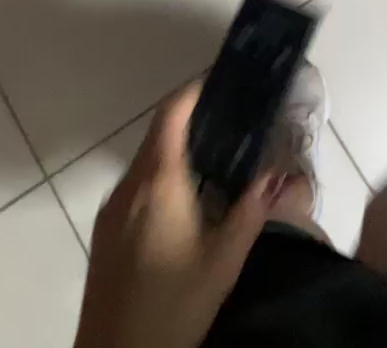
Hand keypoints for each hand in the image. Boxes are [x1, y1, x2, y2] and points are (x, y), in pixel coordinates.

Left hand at [74, 82, 275, 347]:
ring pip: (147, 161)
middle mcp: (128, 185)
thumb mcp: (223, 262)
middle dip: (194, 121)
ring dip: (178, 150)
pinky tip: (189, 197)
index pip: (172, 114)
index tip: (222, 79)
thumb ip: (252, 211)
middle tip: (234, 118)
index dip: (194, 90)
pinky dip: (163, 175)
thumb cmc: (172, 306)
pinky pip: (137, 185)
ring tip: (219, 155)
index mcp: (157, 182)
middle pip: (159, 135)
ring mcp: (111, 208)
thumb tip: (280, 176)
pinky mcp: (105, 231)